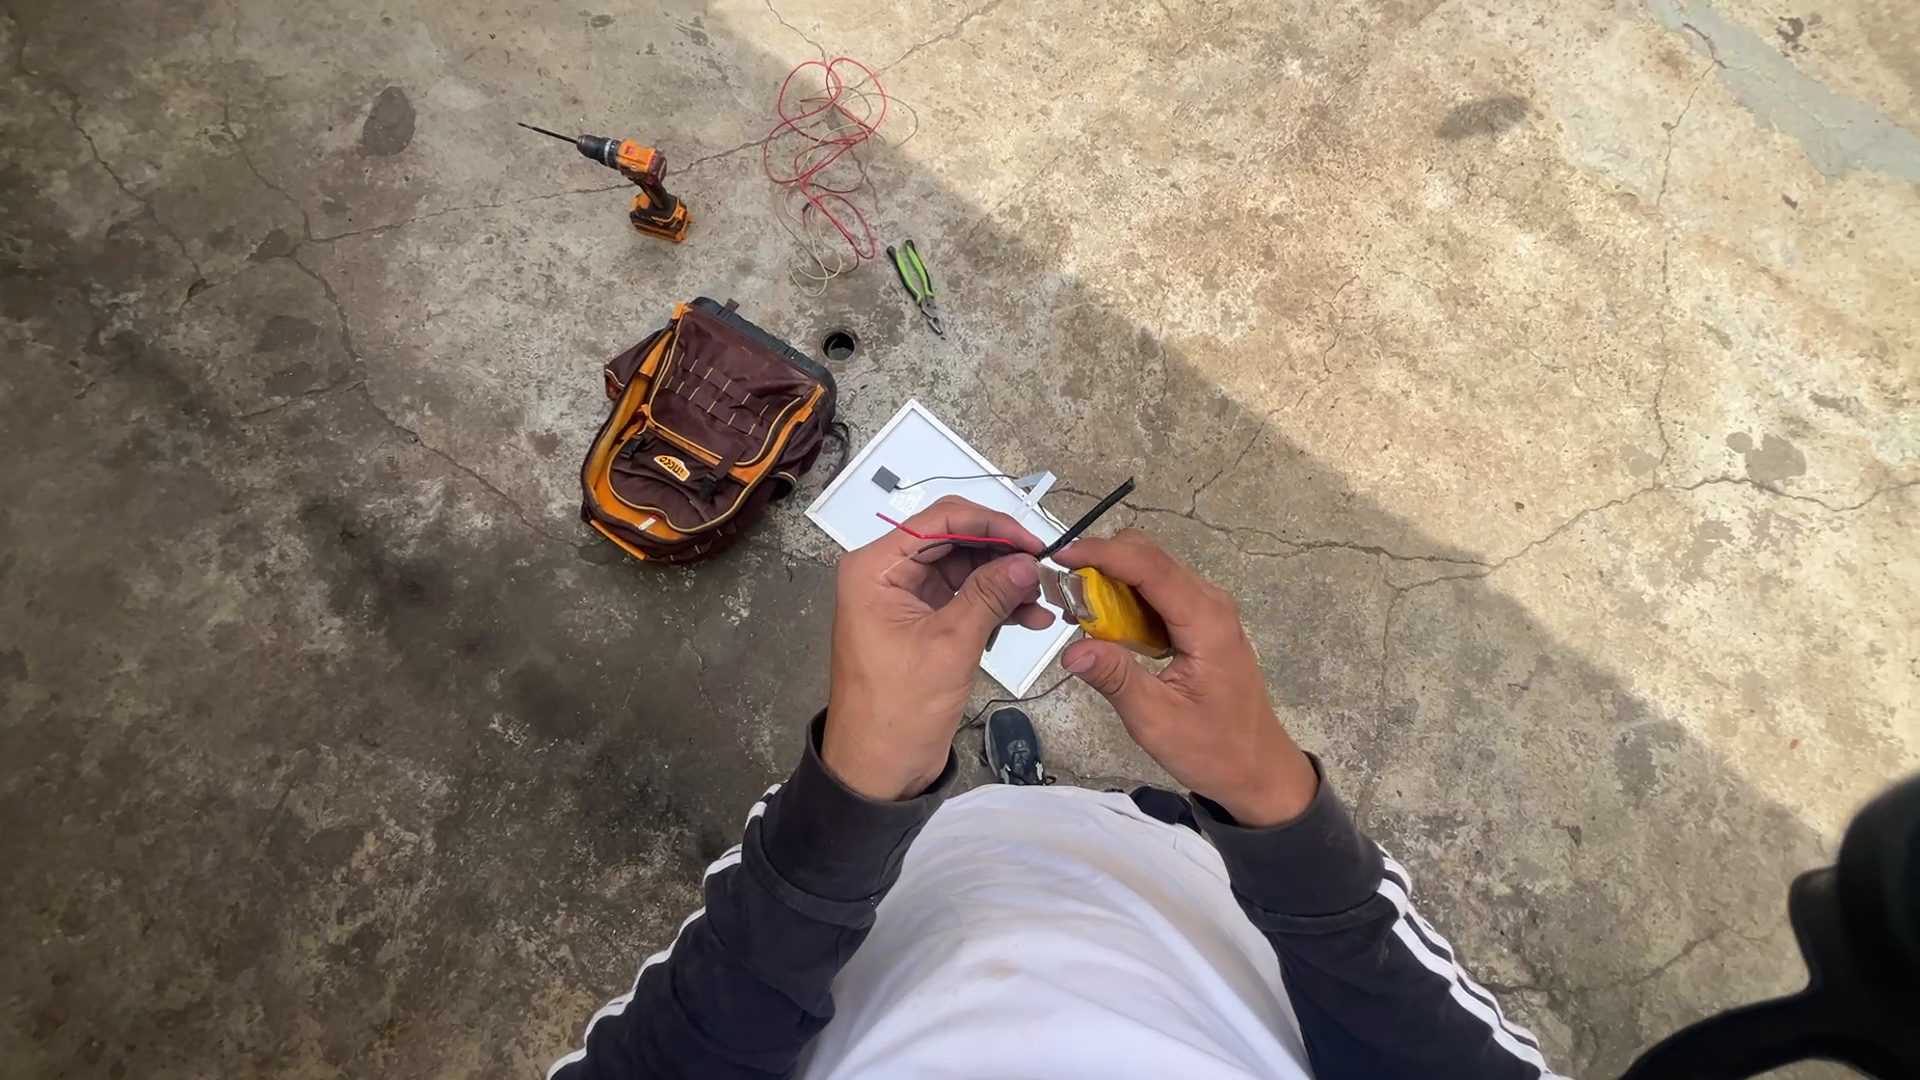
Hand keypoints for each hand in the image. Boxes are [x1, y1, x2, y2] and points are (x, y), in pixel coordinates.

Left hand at [824, 496, 1054, 800]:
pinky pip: (966, 597)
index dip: (990, 523)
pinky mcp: (925, 619)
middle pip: (955, 540)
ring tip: (1043, 599)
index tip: (1032, 541)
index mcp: (876, 567)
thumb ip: (989, 595)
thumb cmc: (898, 709)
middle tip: (1042, 570)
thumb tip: (1028, 562)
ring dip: (1005, 580)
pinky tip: (1031, 618)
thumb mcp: (949, 645)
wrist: (878, 769)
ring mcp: (908, 596)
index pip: (939, 520)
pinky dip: (997, 604)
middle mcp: (888, 572)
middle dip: (1001, 553)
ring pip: (966, 567)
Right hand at [1055, 530, 1317, 826]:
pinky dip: (1122, 594)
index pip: (1150, 567)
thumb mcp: (1157, 722)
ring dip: (1109, 577)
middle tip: (1064, 593)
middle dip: (1101, 562)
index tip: (1061, 558)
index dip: (1103, 554)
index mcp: (1206, 622)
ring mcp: (1206, 608)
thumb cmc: (1214, 749)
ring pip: (1150, 568)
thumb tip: (1072, 651)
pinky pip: (1155, 590)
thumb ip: (1116, 679)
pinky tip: (1102, 623)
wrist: (1258, 769)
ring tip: (1076, 610)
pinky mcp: (1198, 619)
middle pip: (1149, 556)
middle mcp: (1209, 603)